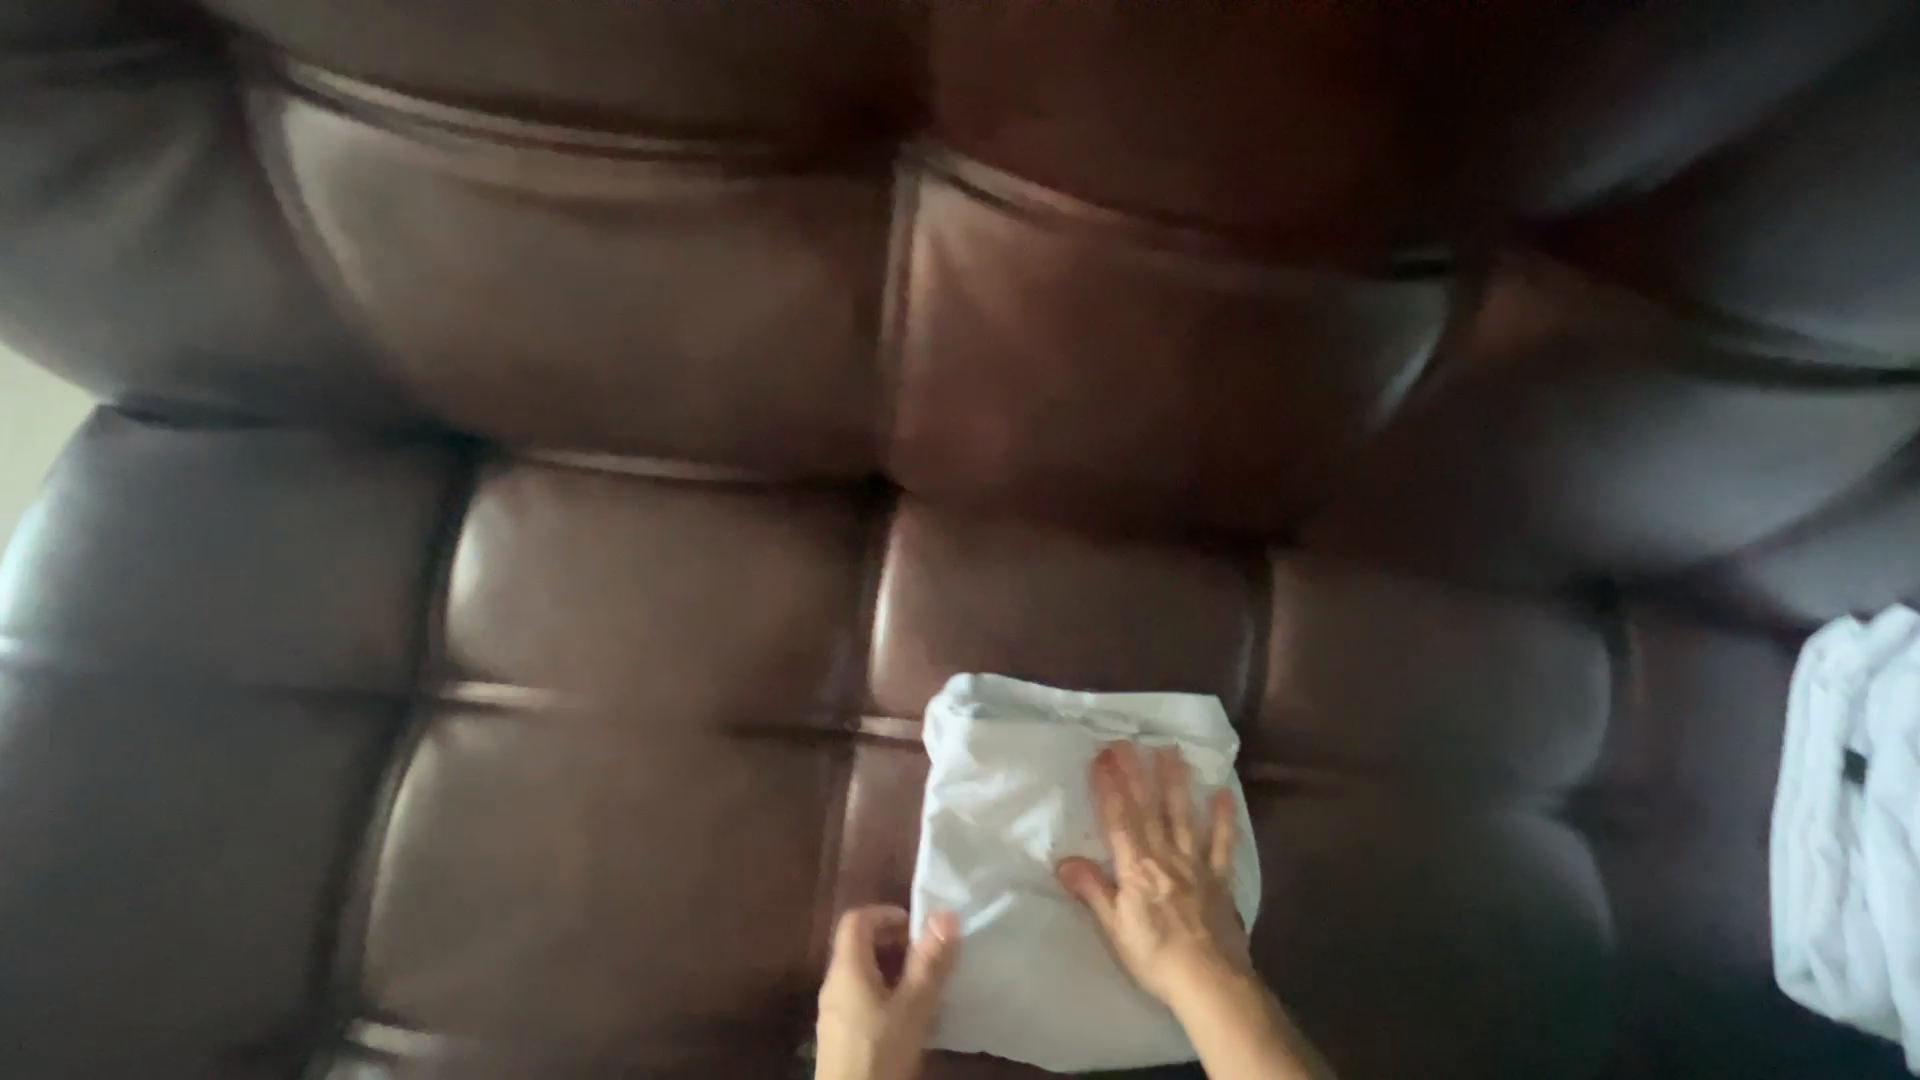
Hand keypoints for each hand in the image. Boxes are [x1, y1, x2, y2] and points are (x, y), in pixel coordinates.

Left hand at [815, 905, 960, 1079]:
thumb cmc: (880, 1055)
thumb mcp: (912, 1009)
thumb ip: (929, 962)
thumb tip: (946, 914)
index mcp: (846, 969)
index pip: (857, 919)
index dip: (886, 913)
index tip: (916, 926)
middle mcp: (833, 985)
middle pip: (859, 945)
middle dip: (894, 942)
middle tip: (926, 956)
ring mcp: (833, 1014)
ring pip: (861, 974)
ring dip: (891, 970)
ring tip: (923, 985)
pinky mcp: (839, 1038)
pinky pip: (860, 999)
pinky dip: (883, 994)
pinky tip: (907, 1018)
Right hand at [1055, 741, 1250, 1007]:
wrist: (1211, 984)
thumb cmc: (1155, 958)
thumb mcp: (1114, 929)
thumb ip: (1092, 890)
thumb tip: (1063, 860)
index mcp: (1136, 868)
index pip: (1118, 819)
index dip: (1108, 786)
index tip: (1101, 756)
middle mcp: (1165, 857)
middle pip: (1147, 809)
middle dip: (1135, 773)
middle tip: (1127, 741)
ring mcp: (1195, 865)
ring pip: (1182, 816)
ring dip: (1175, 782)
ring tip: (1171, 751)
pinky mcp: (1219, 880)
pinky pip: (1221, 844)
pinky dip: (1223, 819)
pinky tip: (1222, 794)